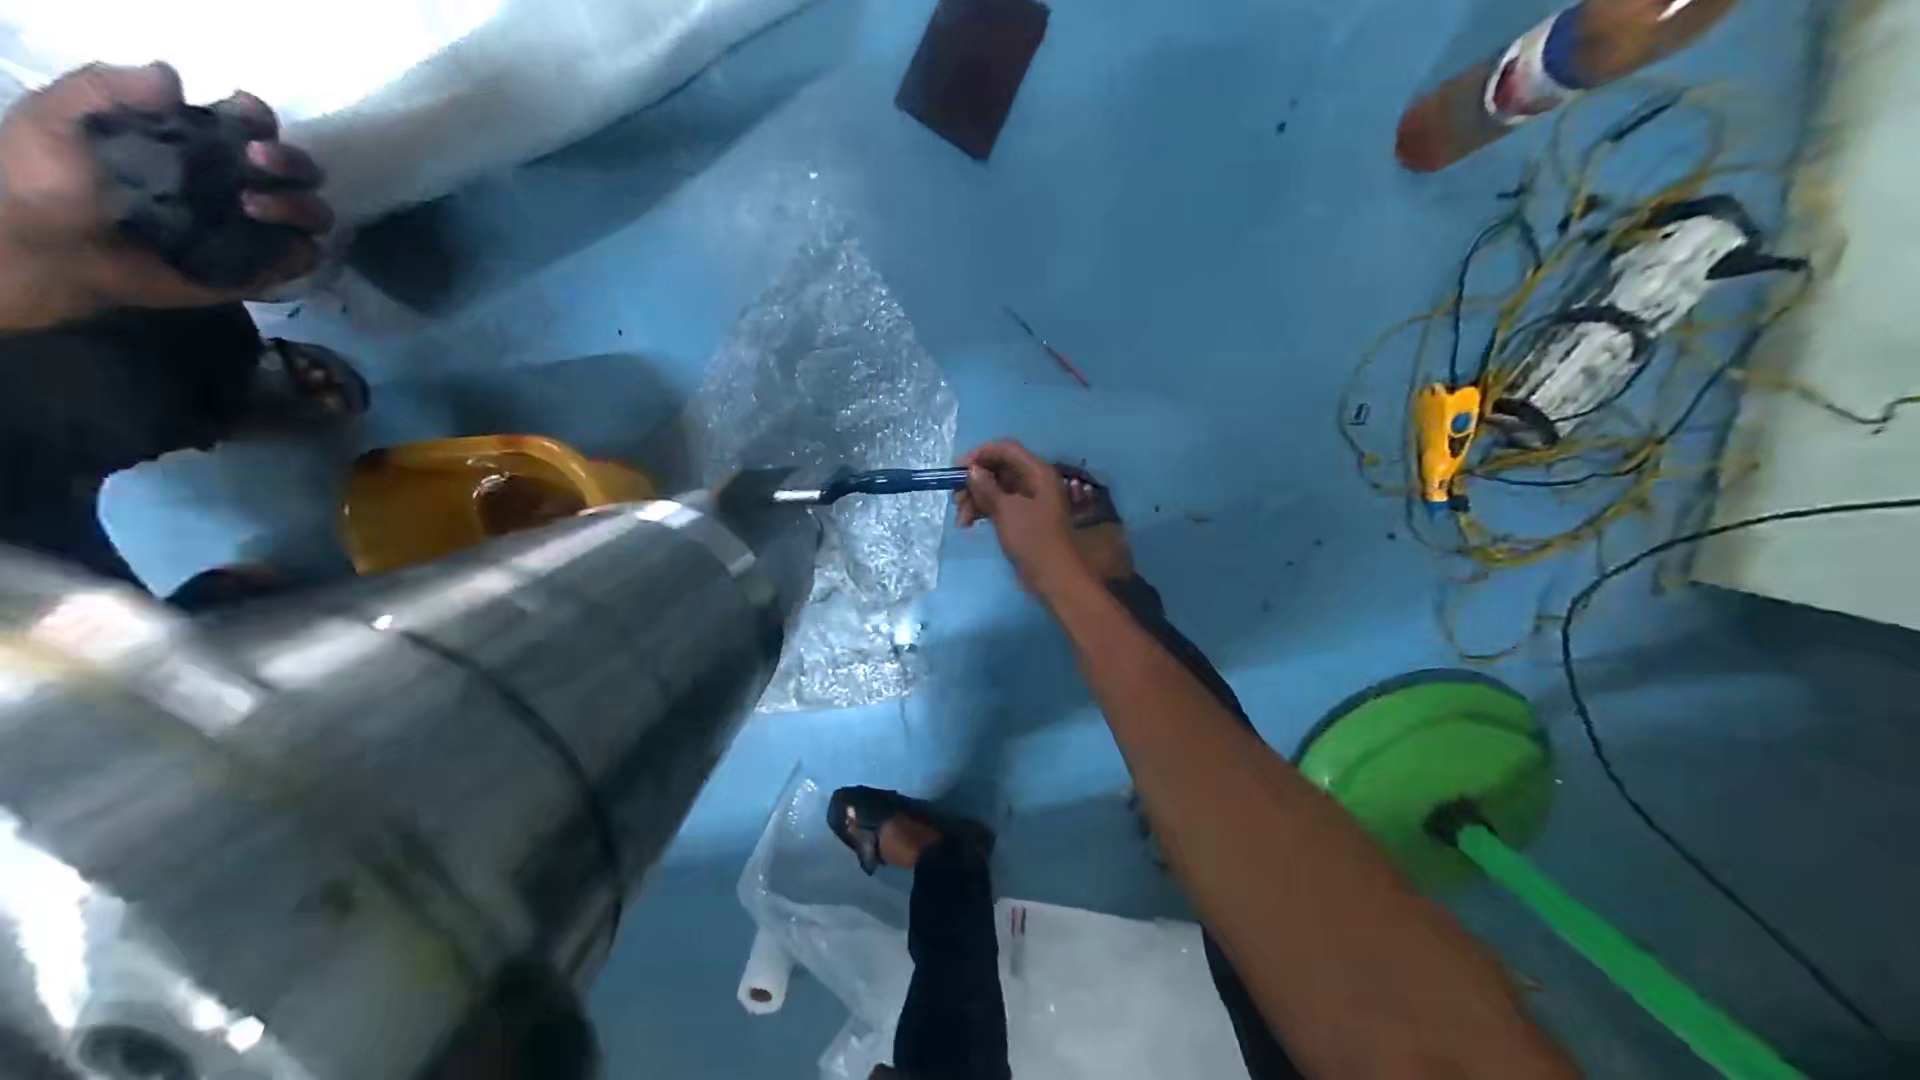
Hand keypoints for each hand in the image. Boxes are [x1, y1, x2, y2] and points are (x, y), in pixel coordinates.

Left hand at [0, 62, 332, 328]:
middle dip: (293, 162)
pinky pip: (307, 256)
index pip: (253, 125)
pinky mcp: (266, 266)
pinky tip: (269, 244)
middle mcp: (242, 183)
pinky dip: (298, 249)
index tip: (247, 117)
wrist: (54, 251)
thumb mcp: (59, 118)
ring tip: (253, 207)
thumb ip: (108, 90)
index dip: (259, 119)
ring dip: (300, 207)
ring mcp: (259, 228)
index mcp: (202, 144)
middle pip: (302, 170)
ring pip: (315, 213)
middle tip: (258, 160)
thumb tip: (172, 77)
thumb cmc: (49, 181)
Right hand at [954, 439, 1087, 595]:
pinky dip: (983, 511)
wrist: (1053, 576)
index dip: (981, 454)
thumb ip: (987, 487)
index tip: (957, 468)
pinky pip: (999, 505)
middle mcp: (1034, 482)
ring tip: (961, 519)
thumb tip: (973, 470)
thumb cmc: (1033, 539)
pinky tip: (968, 524)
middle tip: (955, 498)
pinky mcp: (1022, 518)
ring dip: (975, 500)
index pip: (1006, 450)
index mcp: (1038, 472)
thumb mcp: (1007, 510)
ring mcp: (1029, 501)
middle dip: (975, 482)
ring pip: (996, 489)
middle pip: (999, 469)